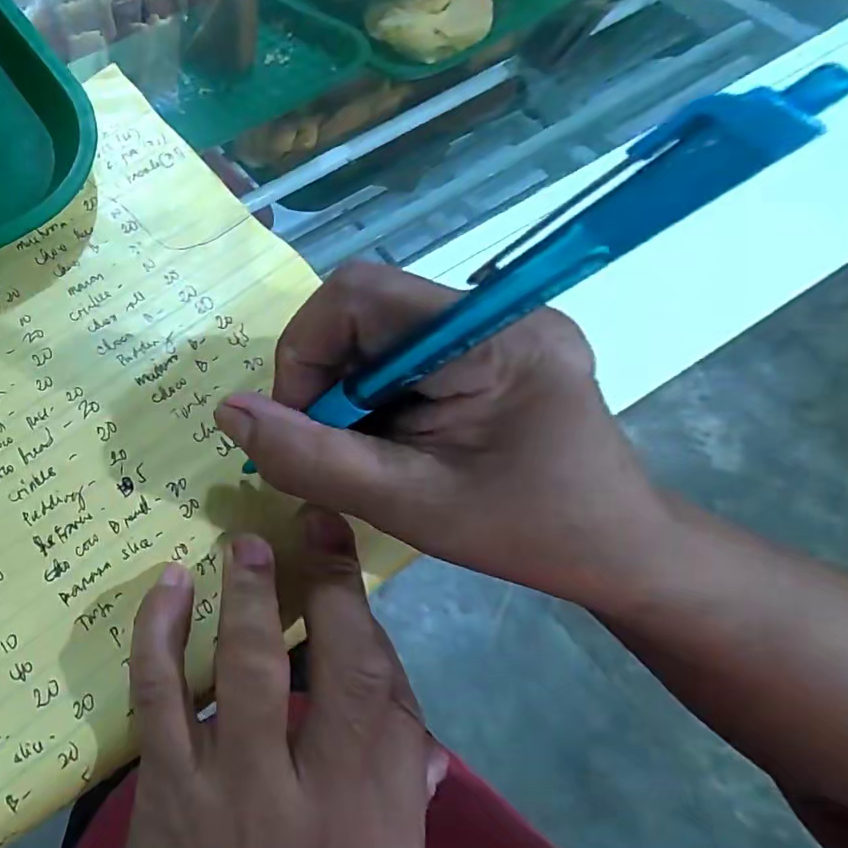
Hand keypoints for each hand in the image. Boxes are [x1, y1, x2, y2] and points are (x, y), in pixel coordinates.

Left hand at [99, 511, 438, 847]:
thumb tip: (421, 741)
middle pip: (340, 675)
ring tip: (244, 542)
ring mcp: (233, 789)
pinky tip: (170, 586)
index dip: (373, 628)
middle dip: (329, 590)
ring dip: (249, 598)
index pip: (393, 704)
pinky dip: (161, 634)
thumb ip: (402, 810)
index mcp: (380, 832)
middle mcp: (315, 804)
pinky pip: (161, 693)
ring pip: (247, 671)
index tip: (348, 574)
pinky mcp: (167, 784)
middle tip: (310, 528)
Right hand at [214, 262, 671, 611]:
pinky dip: (368, 395)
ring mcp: (492, 324)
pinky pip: (396, 349)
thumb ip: (311, 458)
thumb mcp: (406, 505)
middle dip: (321, 376)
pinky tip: (388, 439)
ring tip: (365, 450)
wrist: (619, 553)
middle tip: (328, 443)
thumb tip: (228, 411)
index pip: (359, 294)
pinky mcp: (486, 344)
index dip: (305, 353)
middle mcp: (493, 311)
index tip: (301, 426)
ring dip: (343, 389)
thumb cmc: (526, 535)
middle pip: (360, 308)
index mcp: (491, 337)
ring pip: (371, 331)